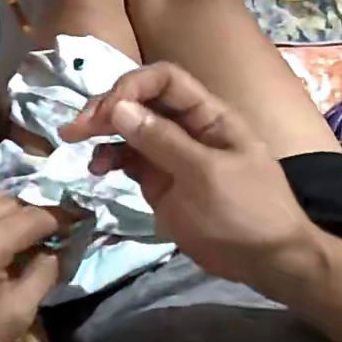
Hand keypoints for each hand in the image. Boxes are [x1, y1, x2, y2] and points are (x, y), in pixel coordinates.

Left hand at [0, 191, 64, 341]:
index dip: (60, 217)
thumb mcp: (15, 316)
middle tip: (56, 228)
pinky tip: (0, 231)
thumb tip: (60, 246)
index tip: (80, 221)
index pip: (32, 217)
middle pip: (10, 199)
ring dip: (12, 208)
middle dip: (36, 210)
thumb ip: (43, 273)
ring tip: (30, 228)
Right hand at [60, 63, 327, 286]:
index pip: (164, 80)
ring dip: (101, 132)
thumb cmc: (246, 212)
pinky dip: (107, 158)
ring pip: (128, 128)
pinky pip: (126, 158)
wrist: (267, 262)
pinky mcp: (157, 179)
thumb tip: (117, 108)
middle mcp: (185, 126)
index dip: (131, 87)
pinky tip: (97, 169)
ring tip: (77, 146)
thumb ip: (161, 140)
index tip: (105, 113)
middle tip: (74, 129)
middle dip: (106, 108)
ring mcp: (169, 153)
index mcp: (207, 114)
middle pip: (139, 101)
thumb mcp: (205, 174)